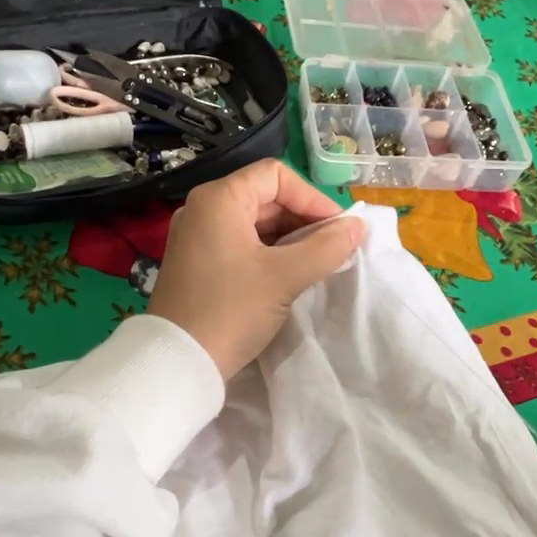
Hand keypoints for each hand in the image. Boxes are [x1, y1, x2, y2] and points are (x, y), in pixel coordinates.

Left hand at [150, 159, 364, 377]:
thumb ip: (326, 247)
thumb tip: (358, 226)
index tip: (337, 229)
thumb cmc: (231, 310)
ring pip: (253, 221)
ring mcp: (196, 236)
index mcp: (219, 199)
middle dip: (302, 218)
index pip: (275, 175)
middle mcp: (202, 208)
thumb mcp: (285, 277)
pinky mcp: (196, 261)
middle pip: (264, 196)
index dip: (312, 198)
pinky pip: (239, 242)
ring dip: (288, 237)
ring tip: (315, 263)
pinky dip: (267, 251)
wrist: (178, 361)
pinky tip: (288, 274)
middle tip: (332, 248)